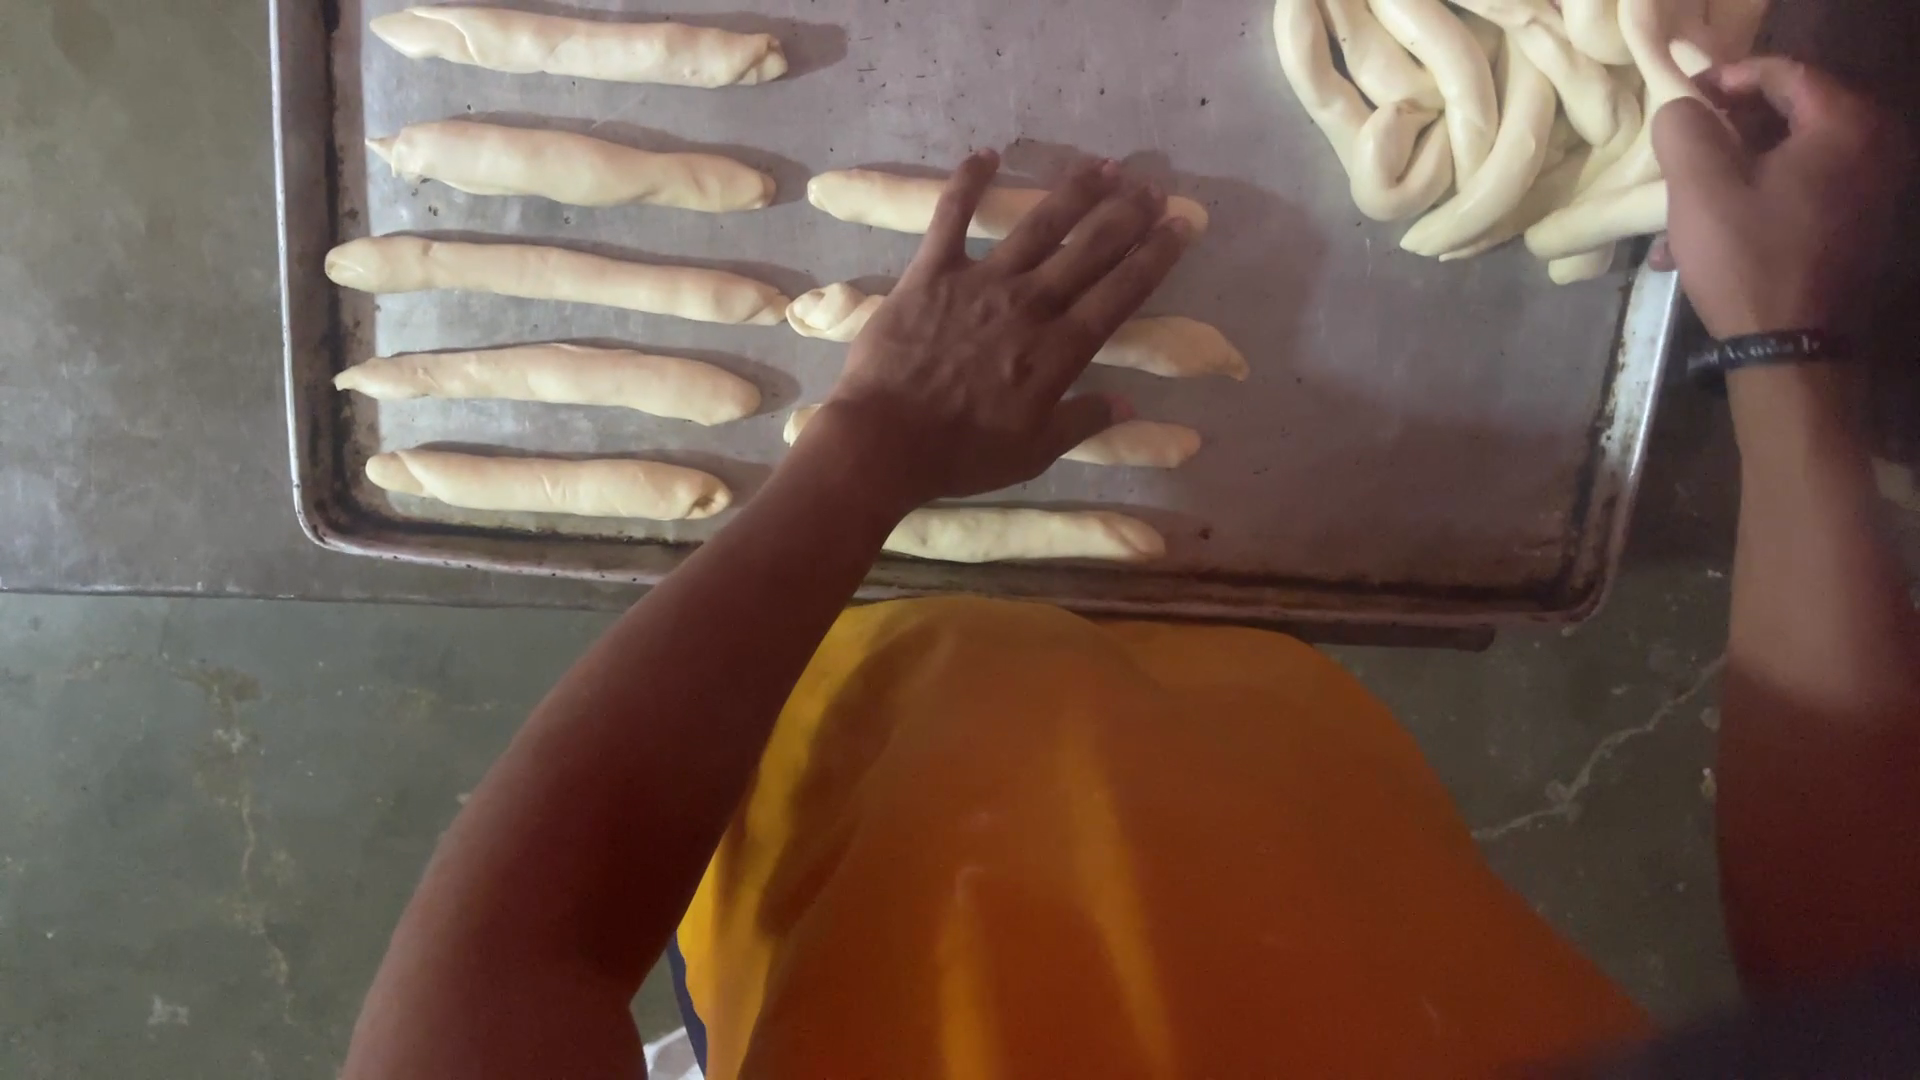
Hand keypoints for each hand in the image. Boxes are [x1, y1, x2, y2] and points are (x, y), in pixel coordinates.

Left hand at [796, 152, 1194, 511]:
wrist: (885, 441)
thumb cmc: (961, 456)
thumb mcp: (1033, 454)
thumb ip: (1082, 423)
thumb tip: (1128, 404)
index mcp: (1057, 352)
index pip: (1119, 295)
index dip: (1154, 259)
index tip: (1180, 228)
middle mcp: (1029, 306)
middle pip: (1089, 250)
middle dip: (1126, 216)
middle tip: (1151, 189)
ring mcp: (980, 284)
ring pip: (1038, 226)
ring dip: (1074, 192)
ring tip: (1103, 166)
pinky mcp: (931, 274)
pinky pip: (951, 216)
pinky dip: (968, 182)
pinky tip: (987, 154)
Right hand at [1653, 58, 1909, 338]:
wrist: (1789, 335)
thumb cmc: (1746, 255)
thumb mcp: (1700, 191)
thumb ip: (1686, 135)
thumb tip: (1680, 106)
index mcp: (1844, 123)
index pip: (1786, 73)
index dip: (1727, 78)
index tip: (1680, 95)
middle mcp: (1871, 143)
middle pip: (1787, 116)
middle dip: (1722, 133)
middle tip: (1675, 151)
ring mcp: (1866, 184)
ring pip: (1783, 159)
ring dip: (1725, 175)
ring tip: (1676, 207)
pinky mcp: (1850, 219)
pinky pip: (1792, 192)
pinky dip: (1745, 202)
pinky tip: (1700, 237)